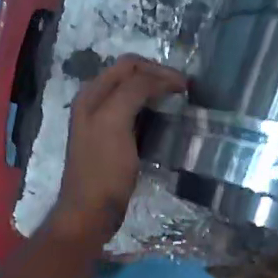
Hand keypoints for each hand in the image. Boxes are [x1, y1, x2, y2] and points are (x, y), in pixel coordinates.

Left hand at [45, 54, 187, 250]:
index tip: (185, 86)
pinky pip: (134, 118)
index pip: (129, 65)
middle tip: (185, 92)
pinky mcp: (112, 143)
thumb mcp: (114, 122)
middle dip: (158, 79)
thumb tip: (161, 79)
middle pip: (130, 77)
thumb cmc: (103, 169)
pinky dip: (152, 115)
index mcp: (91, 94)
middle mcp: (94, 104)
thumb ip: (133, 92)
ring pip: (133, 97)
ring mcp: (102, 124)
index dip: (158, 70)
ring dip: (156, 95)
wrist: (91, 212)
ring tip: (179, 105)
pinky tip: (165, 124)